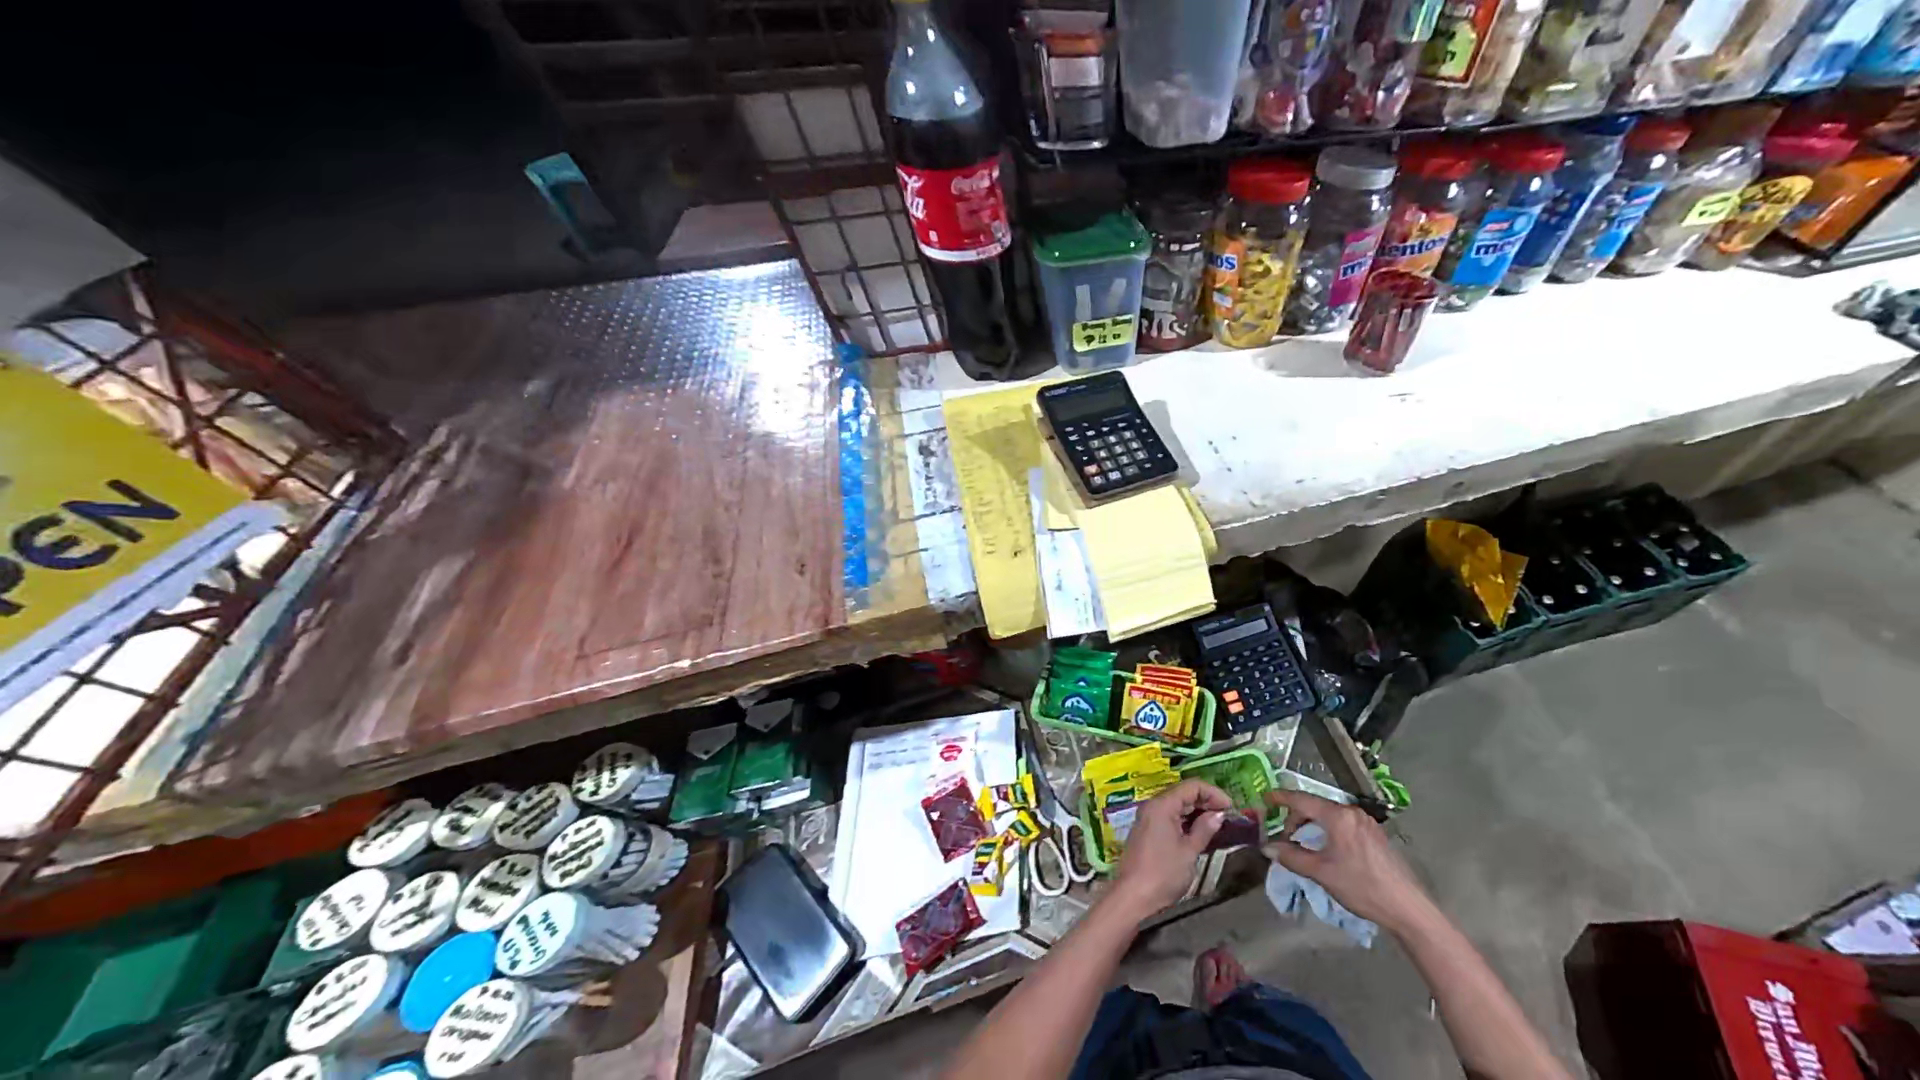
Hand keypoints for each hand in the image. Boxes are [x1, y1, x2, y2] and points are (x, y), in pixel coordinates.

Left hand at [1111, 780, 1233, 919]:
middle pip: (1183, 794)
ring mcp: (1148, 818)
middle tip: (1229, 817)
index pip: (1192, 786)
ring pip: (1176, 806)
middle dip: (1207, 802)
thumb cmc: (1164, 873)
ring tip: (1219, 825)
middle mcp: (1153, 806)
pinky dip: (1186, 821)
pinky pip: (1170, 817)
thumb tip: (1219, 814)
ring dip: (1197, 812)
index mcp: (1162, 805)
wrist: (1134, 895)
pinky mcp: (1147, 830)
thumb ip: (1204, 829)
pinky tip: (1200, 832)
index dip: (1214, 793)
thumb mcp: (1189, 851)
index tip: (1232, 808)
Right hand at [1261, 789, 1438, 936]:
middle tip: (1283, 835)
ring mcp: (1366, 823)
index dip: (1280, 797)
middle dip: (1295, 818)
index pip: (1301, 799)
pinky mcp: (1374, 835)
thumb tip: (1267, 848)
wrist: (1408, 909)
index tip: (1264, 797)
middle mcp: (1352, 813)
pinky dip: (1327, 831)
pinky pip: (1342, 824)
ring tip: (1301, 844)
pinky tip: (1324, 848)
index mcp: (1337, 816)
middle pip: (1315, 806)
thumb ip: (1291, 857)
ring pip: (1329, 816)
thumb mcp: (1321, 872)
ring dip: (1311, 826)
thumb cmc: (1361, 886)